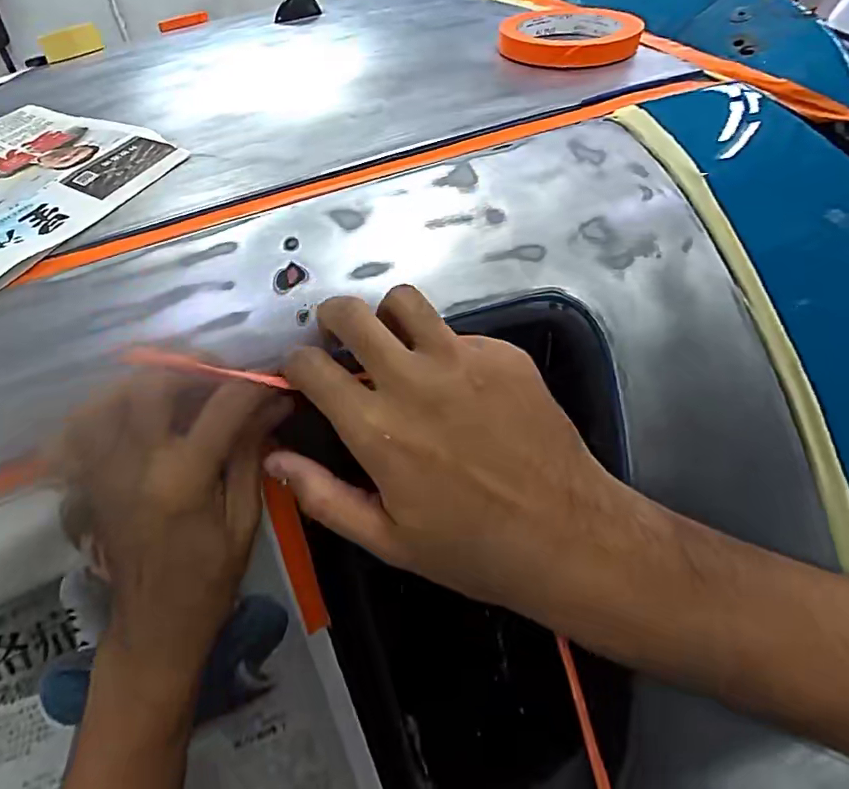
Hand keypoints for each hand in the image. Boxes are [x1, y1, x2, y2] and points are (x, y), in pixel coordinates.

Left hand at [54, 373, 290, 671]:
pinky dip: (103, 406)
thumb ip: (250, 455)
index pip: (220, 407)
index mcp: (184, 479)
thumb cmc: (209, 581)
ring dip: (143, 378)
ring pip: (110, 396)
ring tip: (174, 381)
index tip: (265, 377)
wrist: (154, 625)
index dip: (248, 384)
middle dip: (188, 365)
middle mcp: (136, 463)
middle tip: (215, 369)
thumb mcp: (244, 521)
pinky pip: (82, 425)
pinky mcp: (88, 475)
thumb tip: (272, 402)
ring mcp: (104, 466)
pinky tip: (129, 405)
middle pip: (152, 384)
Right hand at [267, 286, 641, 621]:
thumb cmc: (471, 548)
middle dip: (330, 319)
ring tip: (394, 345)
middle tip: (336, 340)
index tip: (301, 374)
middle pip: (349, 314)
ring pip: (403, 301)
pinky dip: (444, 348)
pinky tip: (461, 387)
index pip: (310, 365)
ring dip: (386, 317)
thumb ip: (321, 495)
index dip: (294, 363)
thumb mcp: (386, 539)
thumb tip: (273, 458)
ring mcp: (462, 361)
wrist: (574, 541)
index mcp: (376, 427)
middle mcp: (412, 381)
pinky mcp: (503, 356)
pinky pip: (456, 331)